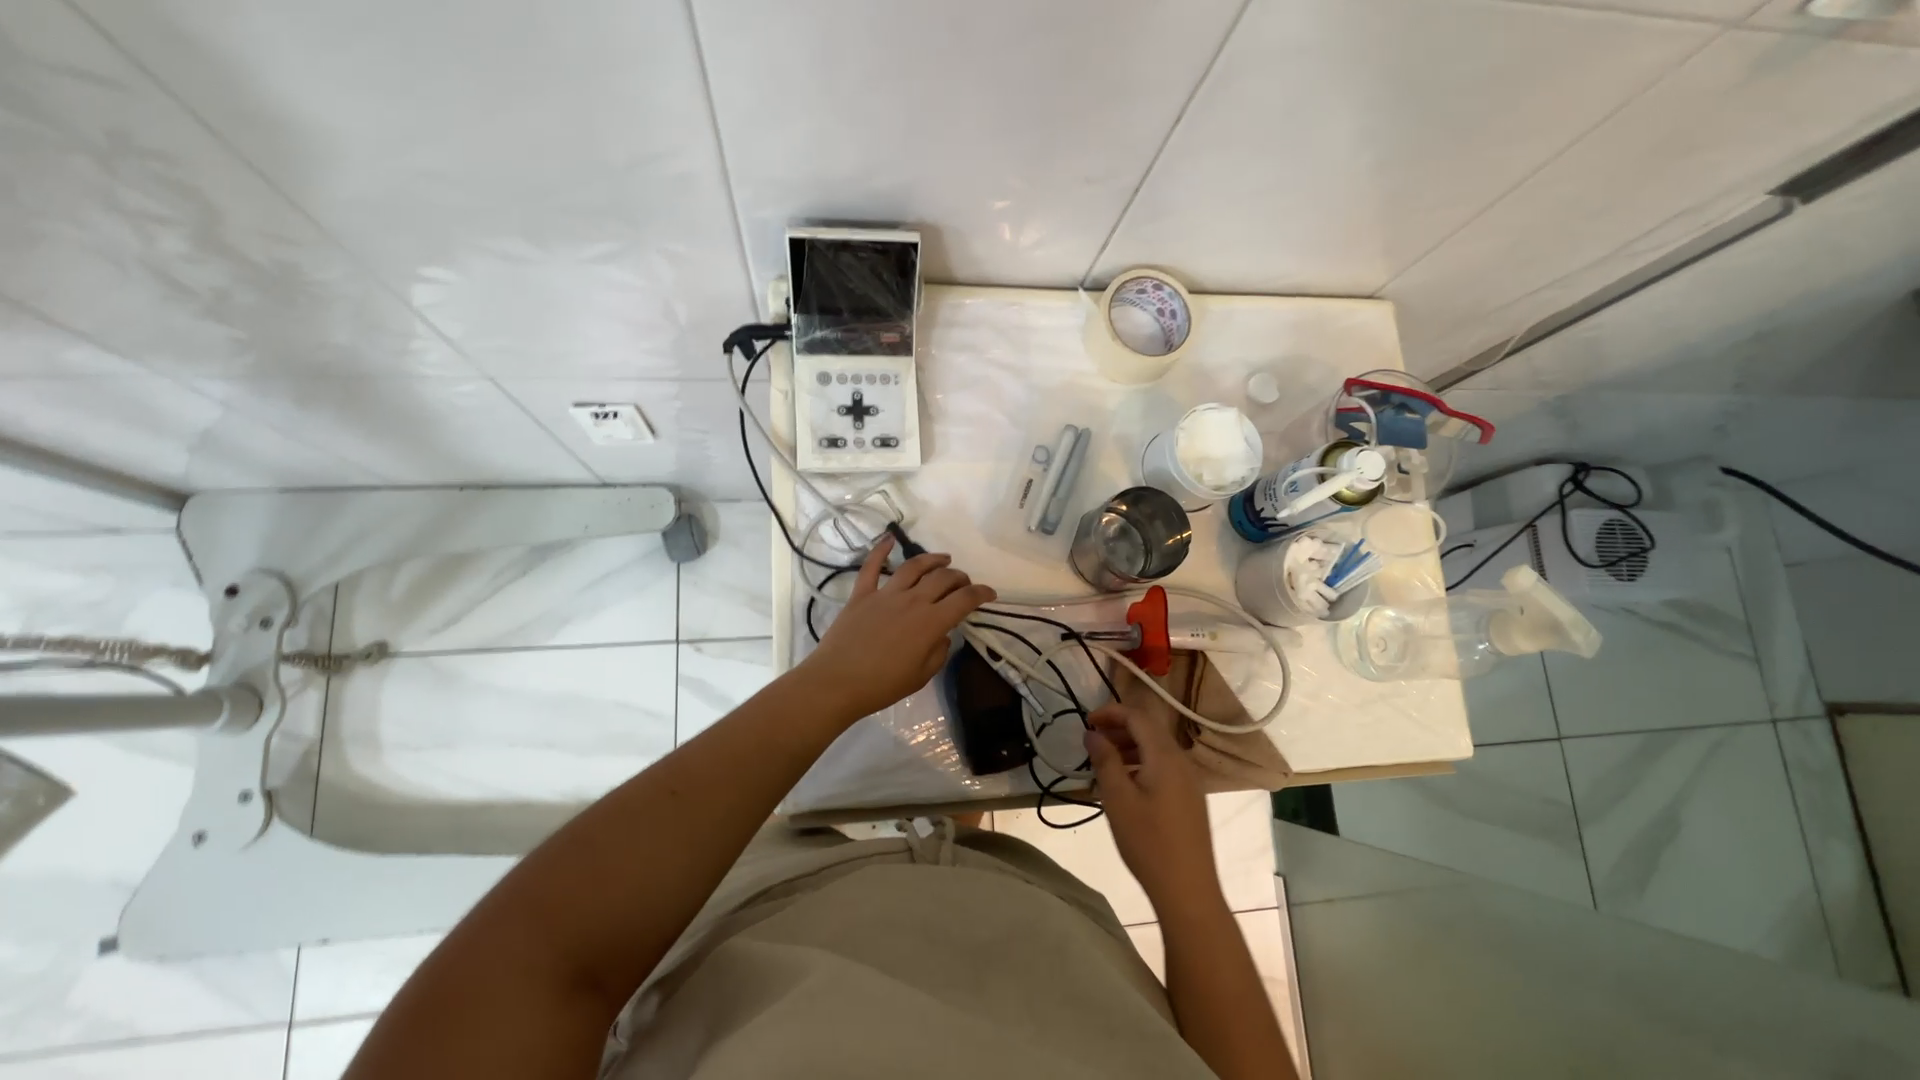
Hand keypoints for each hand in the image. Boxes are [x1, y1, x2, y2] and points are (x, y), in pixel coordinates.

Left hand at [800, 534, 995, 721]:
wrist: (837, 682)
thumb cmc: (883, 685)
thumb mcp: (922, 675)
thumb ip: (938, 652)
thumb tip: (942, 635)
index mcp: (931, 623)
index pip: (964, 600)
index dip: (981, 593)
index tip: (990, 594)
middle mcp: (912, 601)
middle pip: (943, 578)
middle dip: (959, 577)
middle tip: (964, 583)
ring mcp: (885, 594)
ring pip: (914, 567)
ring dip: (932, 560)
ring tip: (943, 559)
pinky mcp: (861, 595)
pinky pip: (872, 567)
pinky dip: (881, 550)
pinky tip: (889, 538)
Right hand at [1084, 704, 1220, 918]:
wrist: (1188, 888)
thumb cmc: (1148, 842)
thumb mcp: (1117, 799)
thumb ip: (1105, 761)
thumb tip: (1093, 734)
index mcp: (1165, 756)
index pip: (1138, 716)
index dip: (1111, 712)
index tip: (1086, 722)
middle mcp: (1182, 761)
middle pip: (1150, 729)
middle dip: (1119, 728)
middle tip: (1091, 741)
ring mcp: (1190, 780)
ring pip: (1157, 749)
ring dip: (1130, 746)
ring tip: (1104, 761)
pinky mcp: (1190, 798)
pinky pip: (1164, 767)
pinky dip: (1142, 763)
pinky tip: (1125, 784)